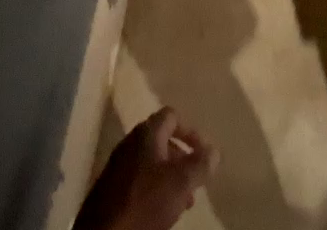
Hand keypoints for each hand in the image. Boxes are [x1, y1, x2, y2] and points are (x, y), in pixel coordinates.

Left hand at [73, 108, 217, 229]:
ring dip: (171, 177)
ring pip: (152, 162)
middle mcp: (130, 142)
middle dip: (183, 159)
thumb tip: (214, 151)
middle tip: (196, 180)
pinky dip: (156, 188)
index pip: (172, 116)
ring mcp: (119, 163)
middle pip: (163, 140)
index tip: (204, 154)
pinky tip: (163, 209)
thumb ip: (200, 164)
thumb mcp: (181, 182)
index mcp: (147, 133)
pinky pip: (140, 178)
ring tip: (184, 201)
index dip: (192, 131)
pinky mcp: (112, 185)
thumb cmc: (145, 200)